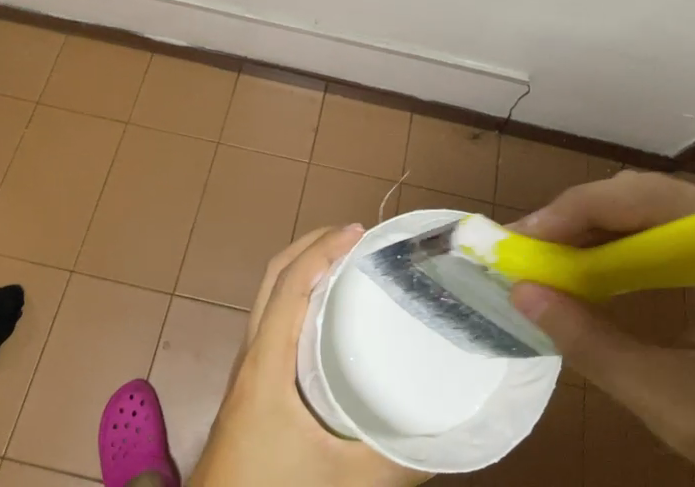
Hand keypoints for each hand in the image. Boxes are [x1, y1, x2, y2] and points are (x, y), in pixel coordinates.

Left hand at [190, 225, 430, 486]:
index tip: (359, 232)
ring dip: (302, 270)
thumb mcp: (344, 481)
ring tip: (346, 268)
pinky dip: (296, 299)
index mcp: (267, 362)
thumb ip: (398, 463)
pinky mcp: (249, 387)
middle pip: (273, 277)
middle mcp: (252, 355)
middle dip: (311, 245)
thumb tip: (447, 439)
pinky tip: (325, 322)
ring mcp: (247, 370)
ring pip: (268, 298)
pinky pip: (271, 322)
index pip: (290, 283)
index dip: (323, 248)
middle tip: (355, 238)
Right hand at [509, 172, 694, 486]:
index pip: (649, 200)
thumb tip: (522, 293)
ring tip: (557, 257)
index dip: (578, 210)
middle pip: (656, 196)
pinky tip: (606, 270)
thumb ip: (592, 344)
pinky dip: (641, 248)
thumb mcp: (672, 402)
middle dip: (586, 217)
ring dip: (609, 230)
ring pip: (668, 212)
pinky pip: (689, 237)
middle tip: (533, 248)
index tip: (524, 238)